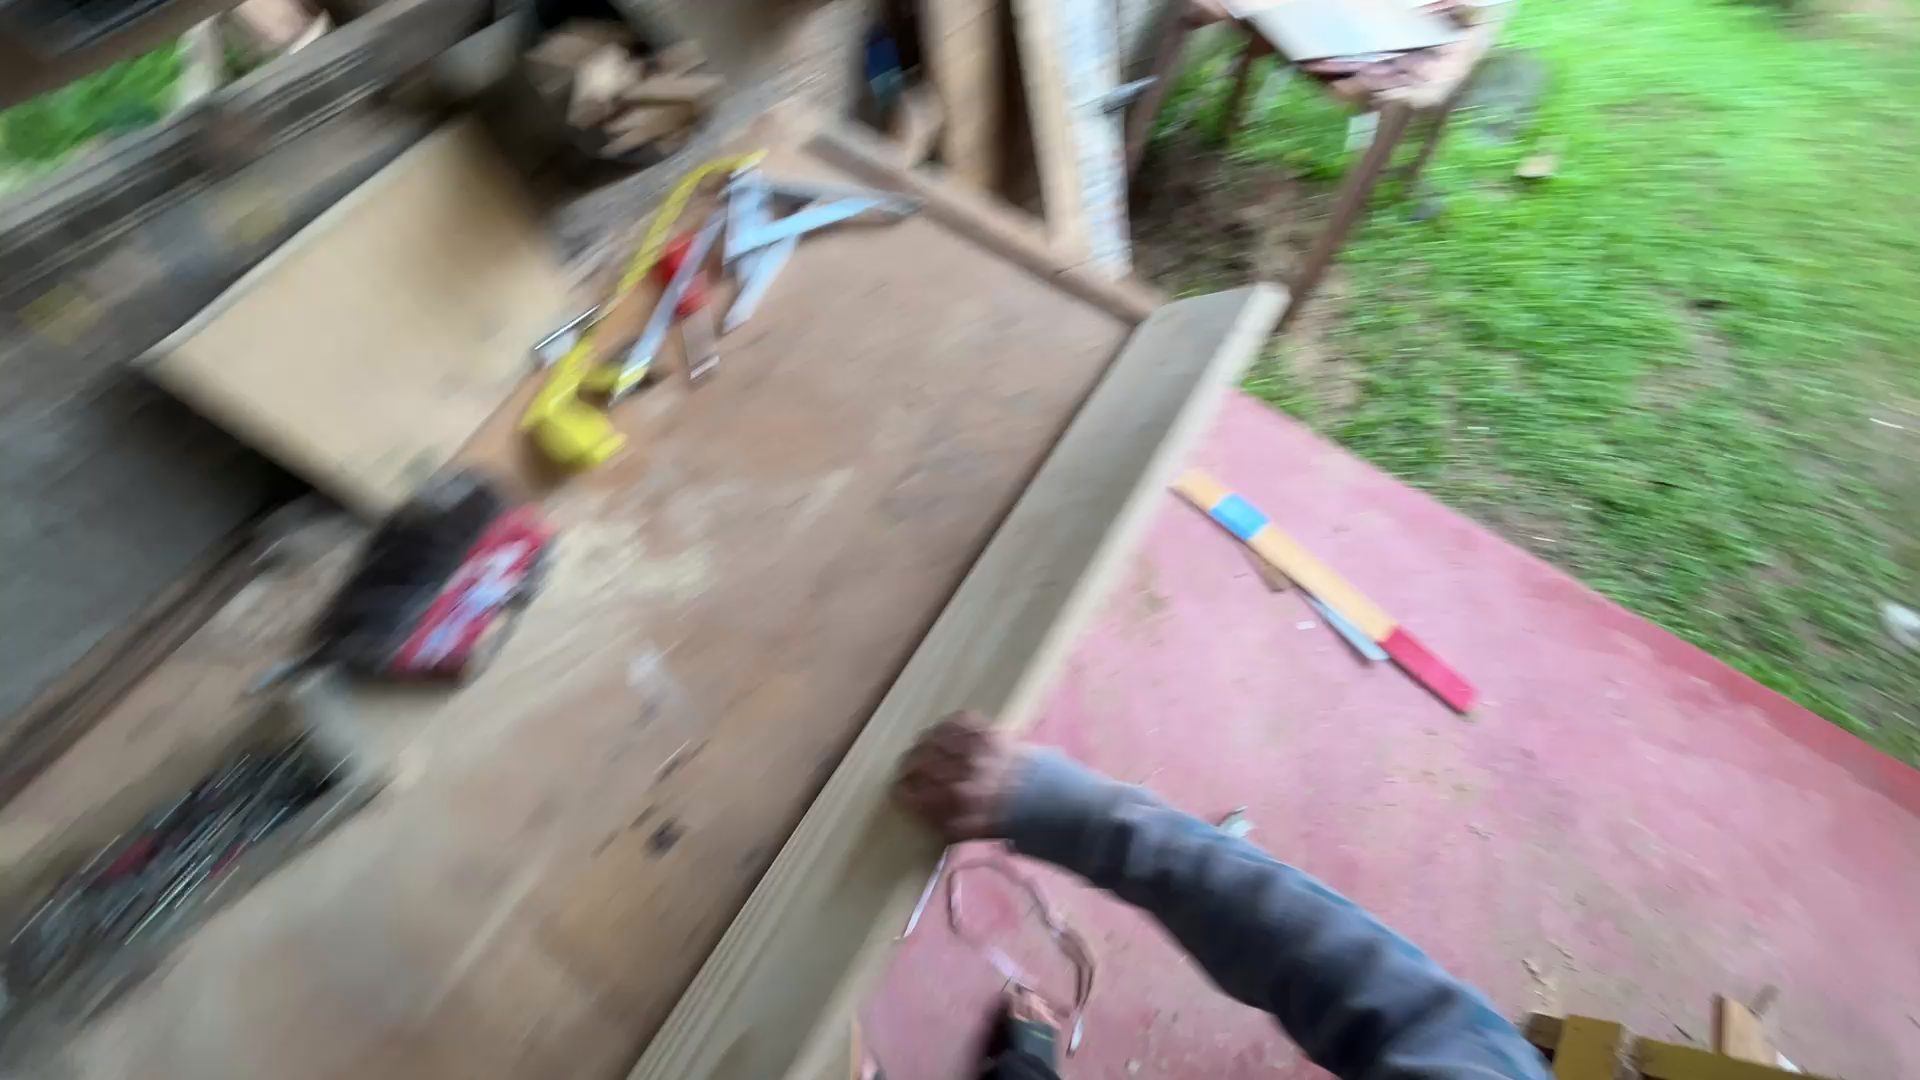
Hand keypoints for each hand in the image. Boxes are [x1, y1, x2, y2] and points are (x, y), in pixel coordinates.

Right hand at [893, 710, 1025, 841]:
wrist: (1049, 801)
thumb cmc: (1008, 819)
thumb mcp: (970, 831)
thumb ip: (940, 822)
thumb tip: (915, 808)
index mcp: (956, 804)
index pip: (915, 793)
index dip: (901, 791)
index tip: (897, 790)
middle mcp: (963, 775)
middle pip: (920, 763)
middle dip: (909, 766)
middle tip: (907, 767)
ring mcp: (977, 750)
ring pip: (935, 739)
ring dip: (925, 743)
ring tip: (922, 746)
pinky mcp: (991, 732)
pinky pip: (960, 721)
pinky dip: (948, 724)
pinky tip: (944, 730)